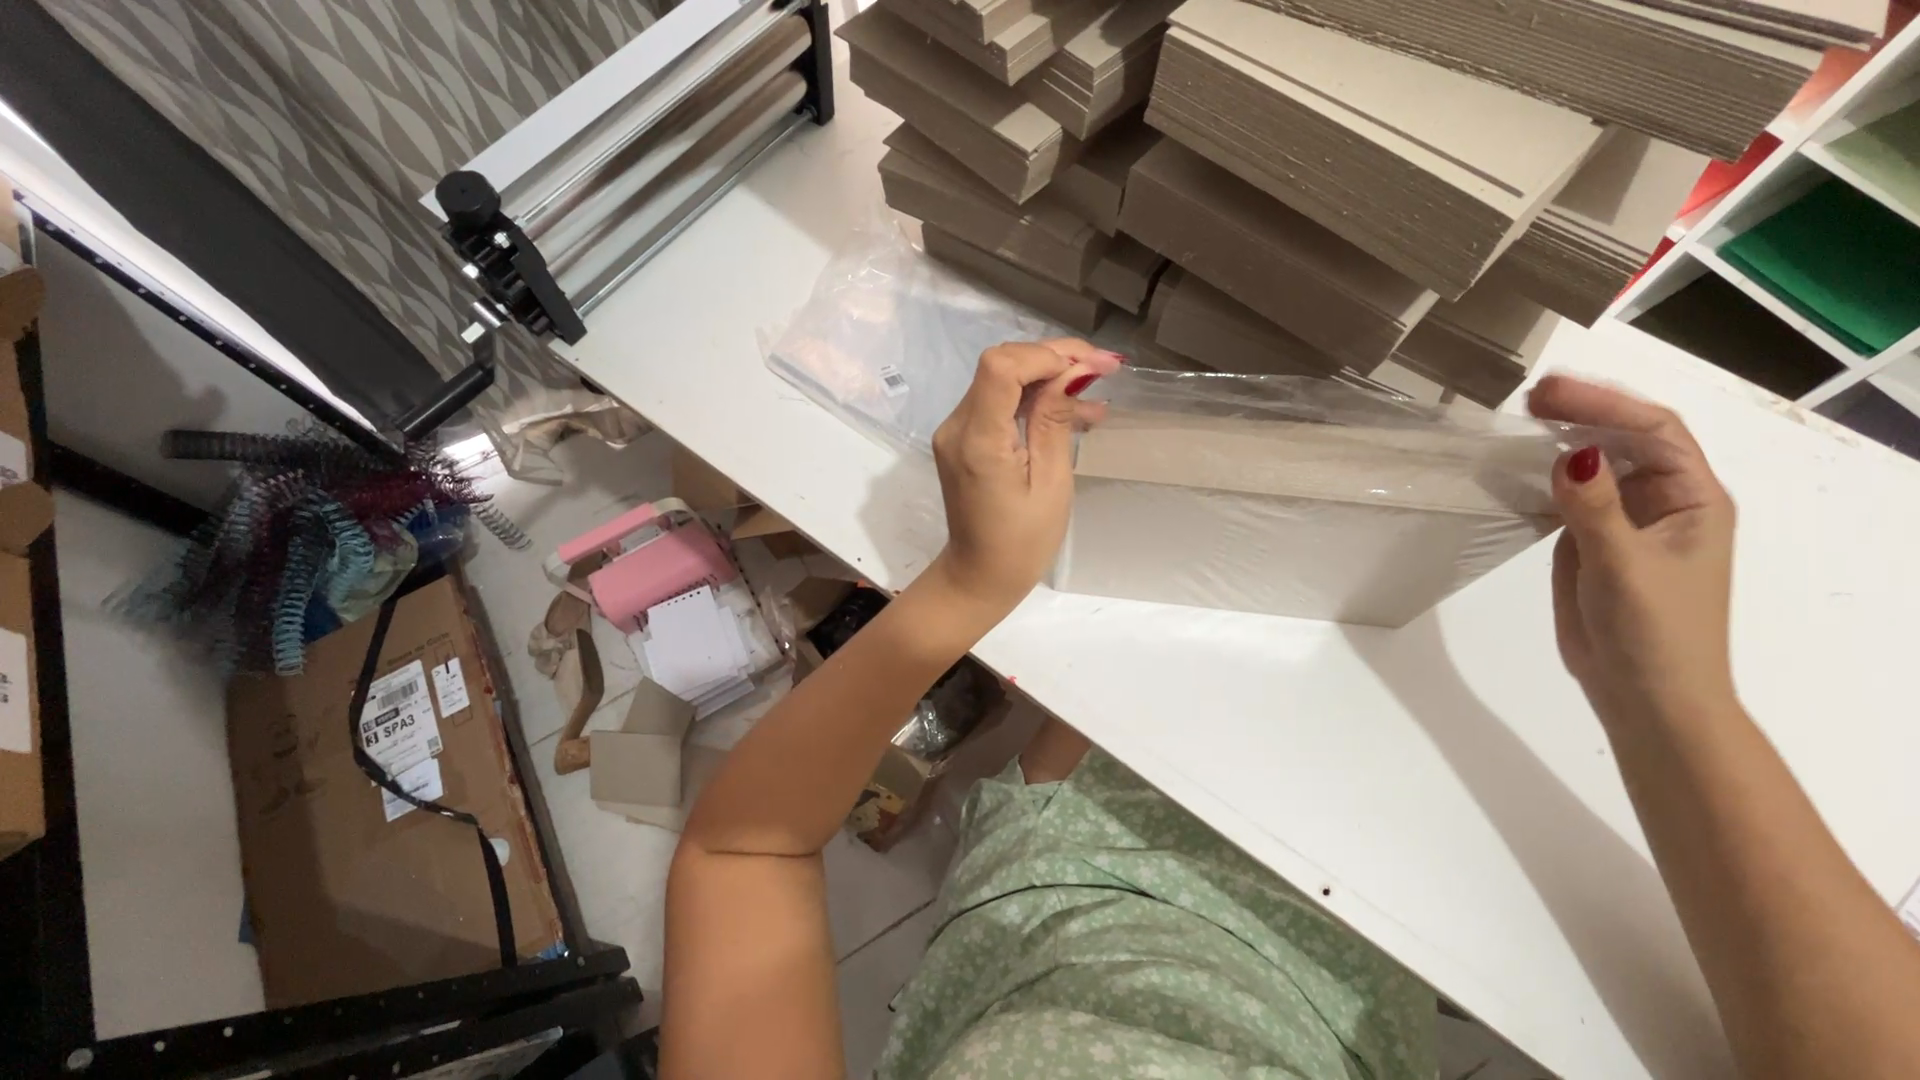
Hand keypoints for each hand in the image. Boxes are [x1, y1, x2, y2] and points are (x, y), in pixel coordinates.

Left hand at [922, 339, 1120, 617]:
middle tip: (1103, 369)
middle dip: (1053, 359)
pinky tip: (1073, 409)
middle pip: (1001, 364)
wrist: (980, 575)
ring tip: (1095, 393)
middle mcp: (957, 427)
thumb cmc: (1023, 542)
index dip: (1047, 356)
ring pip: (1000, 378)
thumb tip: (1073, 371)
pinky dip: (1033, 397)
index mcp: (979, 441)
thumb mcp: (1052, 482)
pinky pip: (997, 401)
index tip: (1092, 367)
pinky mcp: (962, 437)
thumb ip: (1056, 420)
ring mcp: (955, 430)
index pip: (1001, 367)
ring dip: (1047, 376)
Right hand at [1529, 375, 1739, 727]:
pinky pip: (1570, 497)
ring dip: (1562, 439)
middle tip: (1530, 397)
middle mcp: (1663, 502)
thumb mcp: (1625, 566)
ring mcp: (1626, 522)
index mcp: (1693, 499)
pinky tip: (1516, 468)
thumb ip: (1596, 509)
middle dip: (1583, 413)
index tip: (1551, 394)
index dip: (1605, 406)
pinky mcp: (1592, 543)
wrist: (1645, 694)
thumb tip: (1569, 454)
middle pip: (1626, 440)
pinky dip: (1545, 477)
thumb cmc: (1654, 632)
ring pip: (1596, 465)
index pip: (1654, 432)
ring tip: (1519, 421)